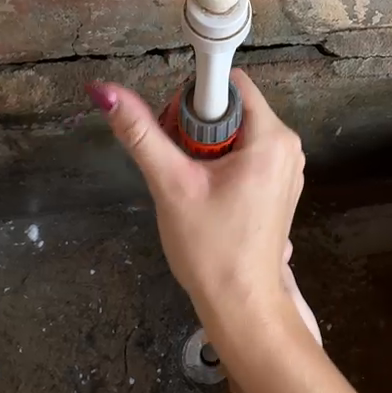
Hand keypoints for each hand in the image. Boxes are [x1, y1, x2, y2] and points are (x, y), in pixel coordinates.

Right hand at [88, 70, 306, 335]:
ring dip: (206, 147)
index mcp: (272, 137)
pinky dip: (221, 164)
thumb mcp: (171, 185)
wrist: (242, 309)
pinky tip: (206, 195)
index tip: (174, 132)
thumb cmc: (211, 249)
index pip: (230, 84)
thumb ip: (140, 133)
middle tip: (176, 164)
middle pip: (232, 107)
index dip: (194, 99)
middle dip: (196, 127)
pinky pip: (246, 153)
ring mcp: (287, 167)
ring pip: (236, 131)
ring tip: (189, 183)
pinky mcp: (278, 186)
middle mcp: (288, 145)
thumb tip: (104, 90)